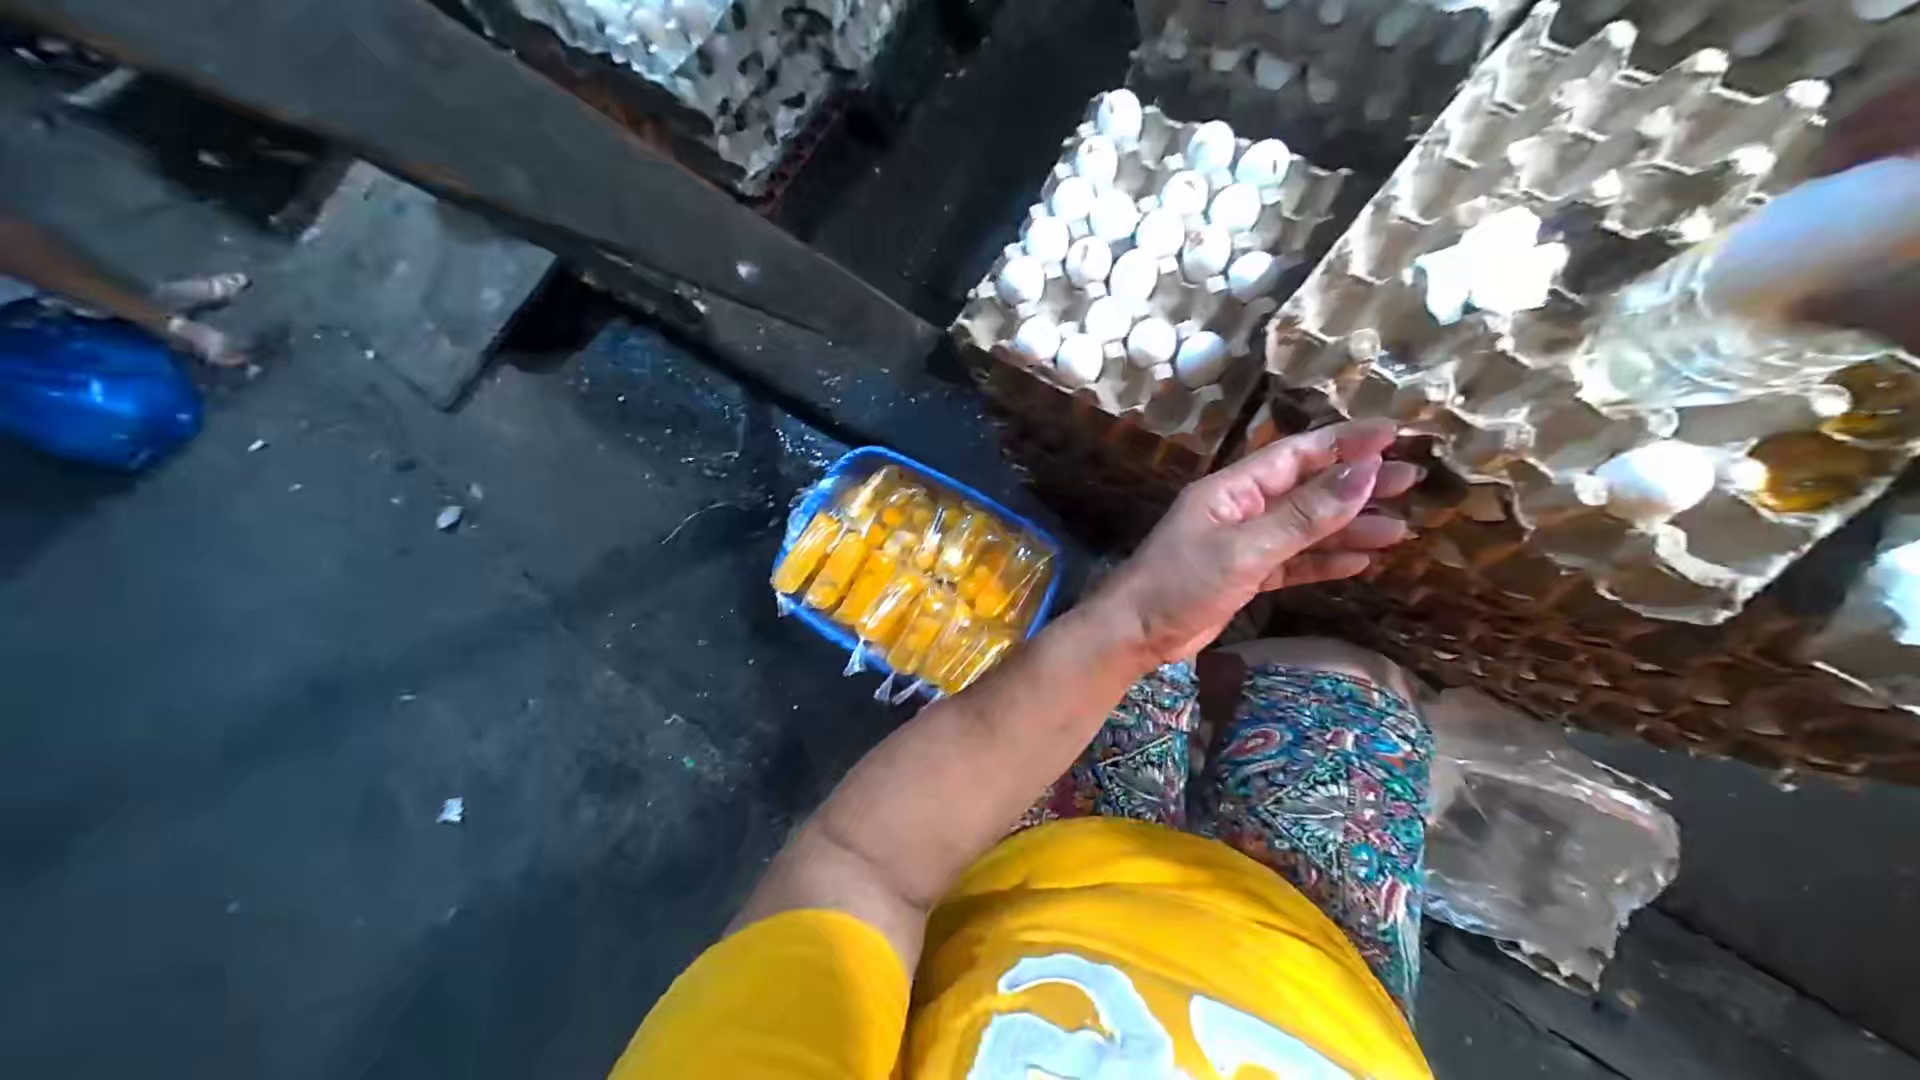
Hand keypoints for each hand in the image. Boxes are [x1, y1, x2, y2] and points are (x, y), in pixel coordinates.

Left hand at [1089, 419, 1420, 666]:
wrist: (1135, 633)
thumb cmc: (1181, 582)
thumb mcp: (1244, 548)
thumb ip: (1304, 515)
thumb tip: (1365, 474)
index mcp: (1231, 490)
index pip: (1295, 455)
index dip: (1344, 443)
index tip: (1395, 435)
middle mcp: (1239, 510)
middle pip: (1306, 489)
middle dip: (1356, 484)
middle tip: (1412, 481)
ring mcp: (1241, 544)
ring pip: (1304, 529)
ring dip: (1347, 528)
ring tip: (1400, 529)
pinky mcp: (1244, 576)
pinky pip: (1292, 562)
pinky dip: (1322, 561)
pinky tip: (1360, 561)